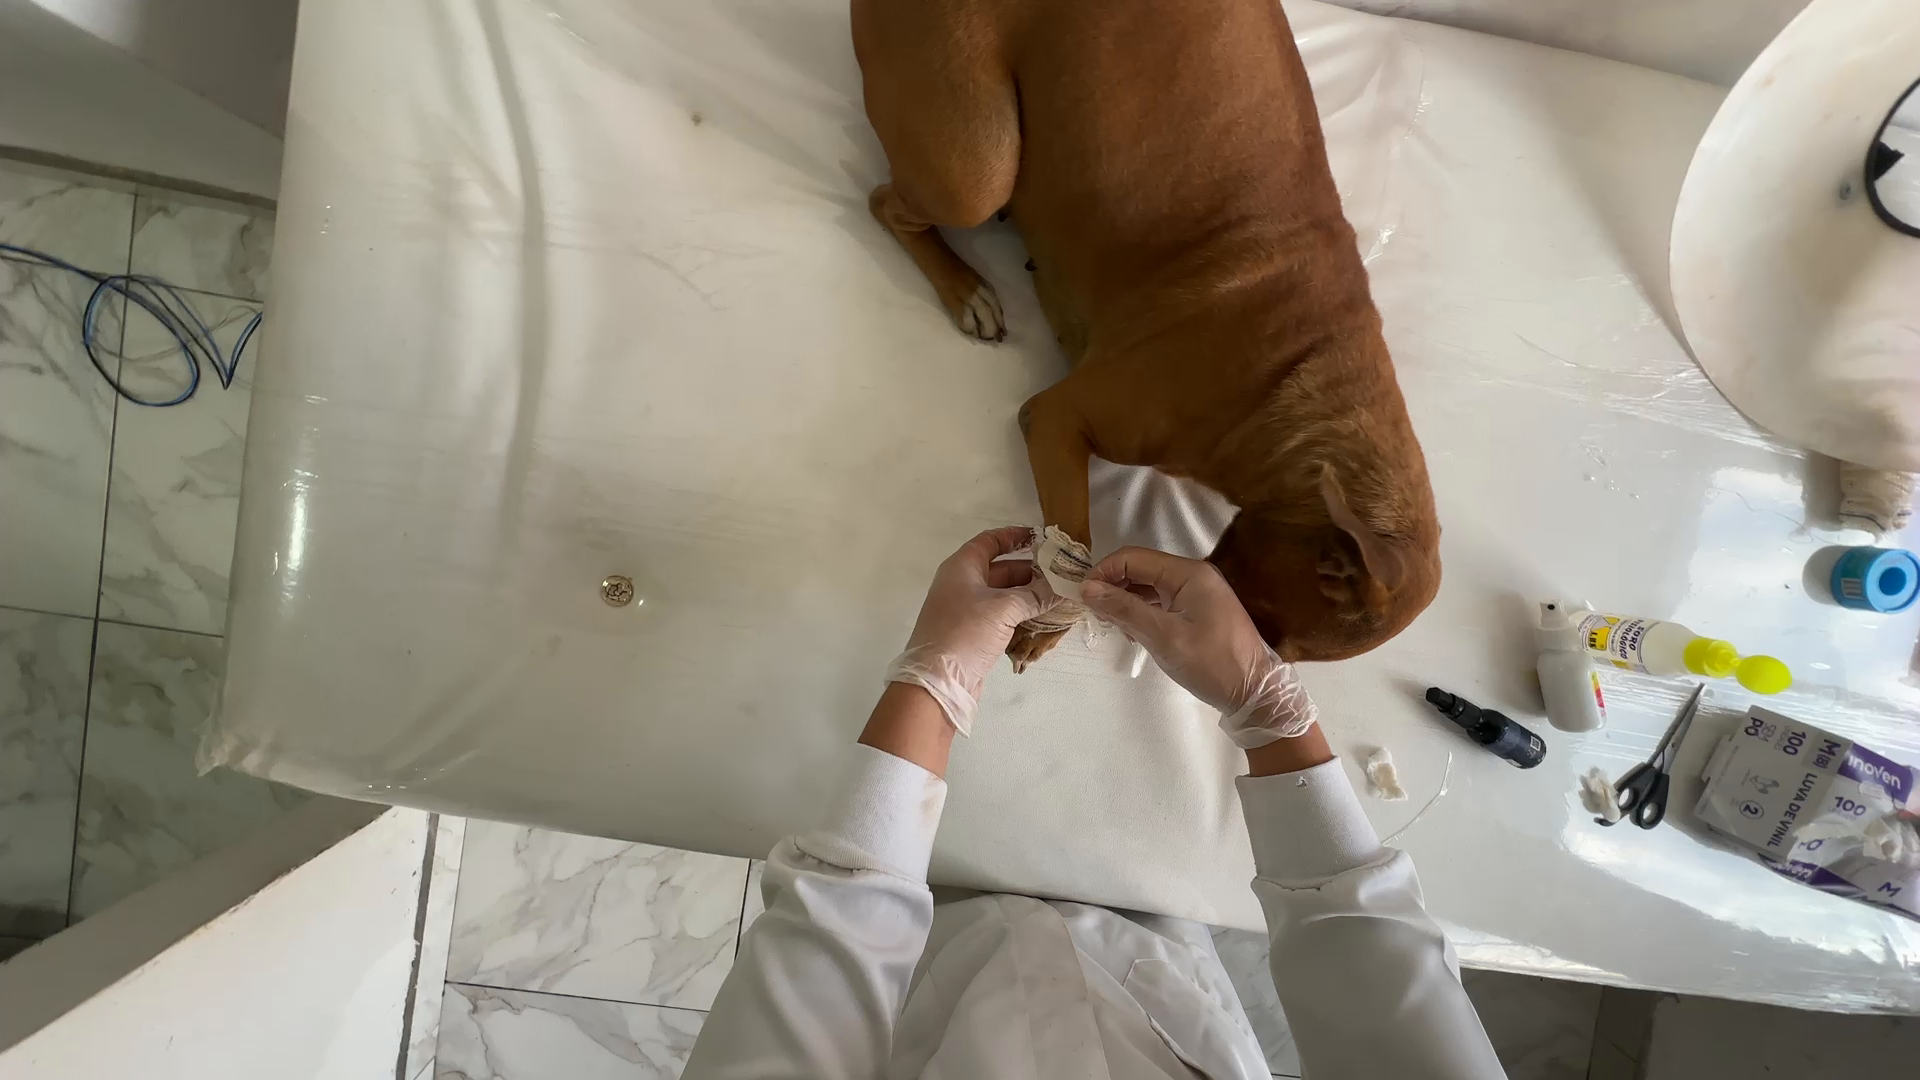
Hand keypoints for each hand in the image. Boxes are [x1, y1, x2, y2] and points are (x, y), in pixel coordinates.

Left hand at [886, 526, 1060, 734]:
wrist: (938, 680)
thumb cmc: (965, 632)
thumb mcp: (1003, 608)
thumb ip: (1035, 596)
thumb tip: (1061, 588)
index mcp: (962, 567)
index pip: (990, 541)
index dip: (1014, 536)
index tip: (1041, 538)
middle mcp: (962, 584)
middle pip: (1000, 569)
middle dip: (1030, 571)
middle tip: (1060, 574)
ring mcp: (966, 609)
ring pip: (1002, 594)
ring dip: (1028, 595)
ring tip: (1058, 596)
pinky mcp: (972, 632)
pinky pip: (1001, 615)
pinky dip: (1020, 614)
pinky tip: (1043, 618)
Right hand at [1079, 547, 1317, 746]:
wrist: (1256, 695)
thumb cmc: (1212, 663)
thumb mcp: (1164, 637)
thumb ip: (1125, 609)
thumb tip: (1087, 588)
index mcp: (1189, 573)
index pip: (1134, 558)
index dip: (1104, 572)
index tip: (1083, 596)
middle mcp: (1193, 575)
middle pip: (1140, 569)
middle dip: (1112, 586)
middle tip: (1093, 612)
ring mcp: (1196, 592)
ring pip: (1148, 586)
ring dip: (1125, 600)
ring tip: (1109, 623)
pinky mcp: (1197, 610)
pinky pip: (1159, 601)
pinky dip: (1140, 611)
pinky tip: (1130, 630)